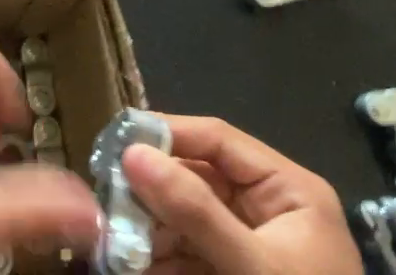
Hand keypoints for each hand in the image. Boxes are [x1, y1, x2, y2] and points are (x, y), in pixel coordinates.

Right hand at [122, 115, 361, 274]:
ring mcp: (251, 246)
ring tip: (115, 242)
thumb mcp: (251, 269)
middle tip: (106, 201)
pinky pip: (188, 255)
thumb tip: (131, 152)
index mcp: (289, 190)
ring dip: (148, 229)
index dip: (164, 135)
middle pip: (196, 177)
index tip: (112, 142)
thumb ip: (193, 211)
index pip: (216, 139)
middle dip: (151, 192)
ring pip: (186, 218)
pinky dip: (160, 260)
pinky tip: (131, 267)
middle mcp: (269, 209)